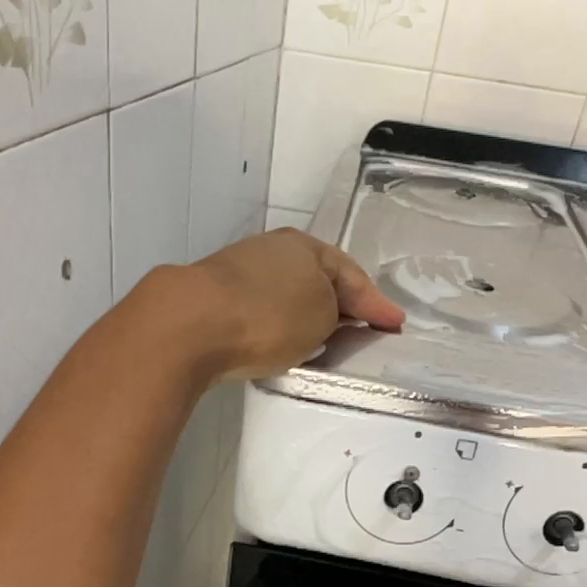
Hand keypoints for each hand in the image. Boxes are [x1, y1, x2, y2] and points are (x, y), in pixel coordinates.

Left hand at [134, 229, 404, 383]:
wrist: (192, 323)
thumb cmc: (269, 315)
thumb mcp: (322, 316)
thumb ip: (335, 314)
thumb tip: (329, 315)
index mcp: (306, 247)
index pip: (352, 276)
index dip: (375, 304)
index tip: (395, 323)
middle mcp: (272, 250)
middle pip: (317, 280)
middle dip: (340, 304)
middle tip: (362, 328)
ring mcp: (239, 271)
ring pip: (287, 294)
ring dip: (306, 314)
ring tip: (322, 339)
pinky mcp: (214, 297)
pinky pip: (260, 309)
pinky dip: (277, 323)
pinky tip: (278, 340)